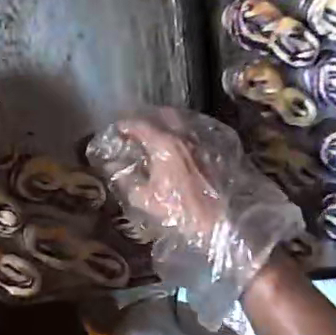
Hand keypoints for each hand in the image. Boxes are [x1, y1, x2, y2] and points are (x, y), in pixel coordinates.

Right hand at [99, 112, 233, 244]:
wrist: (223, 219)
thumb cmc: (181, 210)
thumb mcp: (145, 199)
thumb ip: (125, 179)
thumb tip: (111, 166)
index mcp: (164, 144)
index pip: (140, 125)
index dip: (125, 126)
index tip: (116, 130)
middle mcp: (184, 135)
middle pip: (163, 115)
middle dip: (147, 118)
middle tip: (136, 129)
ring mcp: (203, 140)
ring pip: (182, 121)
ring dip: (166, 123)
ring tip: (156, 134)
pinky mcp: (218, 148)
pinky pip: (196, 131)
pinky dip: (183, 132)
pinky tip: (179, 145)